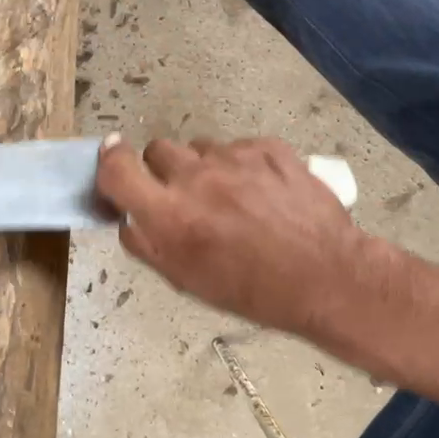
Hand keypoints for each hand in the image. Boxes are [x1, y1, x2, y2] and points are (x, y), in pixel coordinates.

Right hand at [96, 135, 372, 335]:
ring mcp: (234, 158)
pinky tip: (262, 191)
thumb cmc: (254, 290)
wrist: (329, 277)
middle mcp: (195, 178)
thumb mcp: (187, 281)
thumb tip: (127, 216)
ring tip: (232, 197)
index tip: (112, 157)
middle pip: (157, 150)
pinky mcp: (267, 147)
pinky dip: (242, 164)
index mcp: (170, 215)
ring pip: (200, 148)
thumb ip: (146, 244)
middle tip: (186, 196)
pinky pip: (239, 147)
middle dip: (164, 170)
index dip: (108, 159)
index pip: (116, 167)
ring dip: (205, 167)